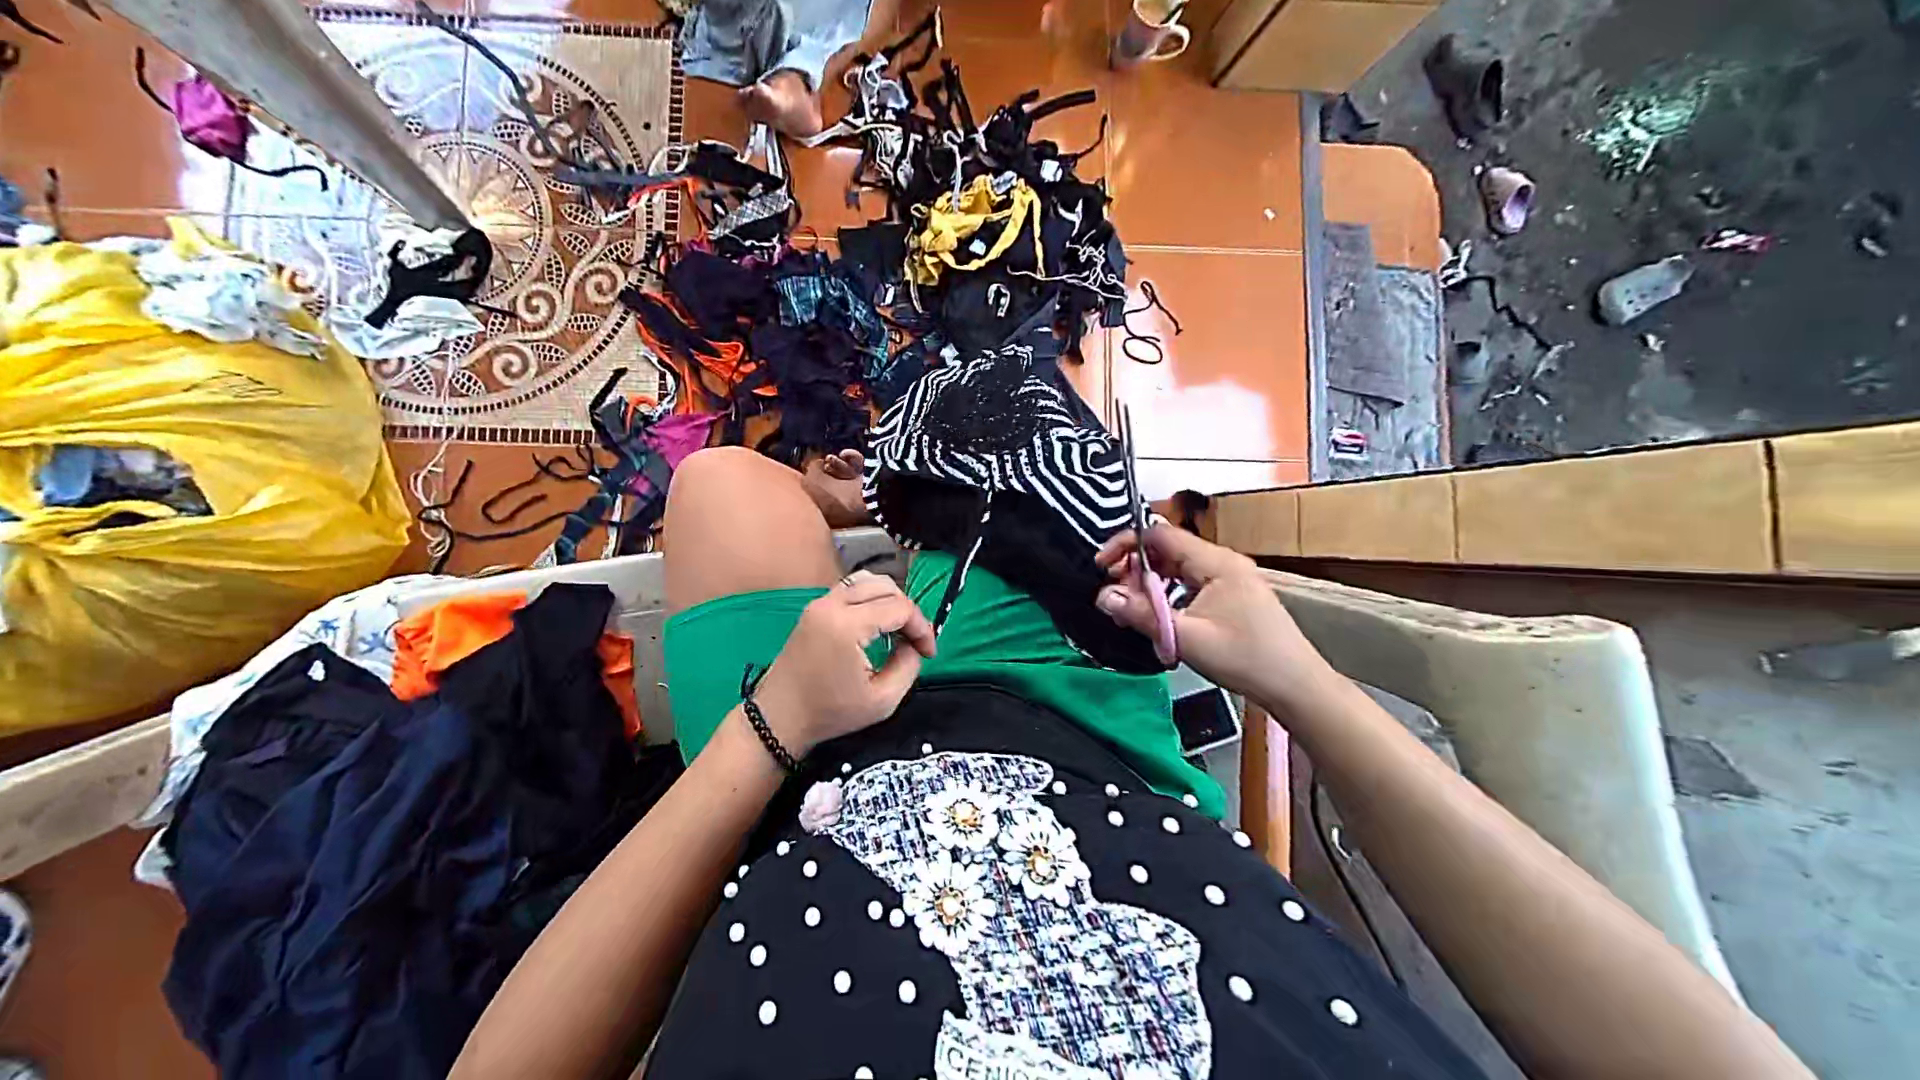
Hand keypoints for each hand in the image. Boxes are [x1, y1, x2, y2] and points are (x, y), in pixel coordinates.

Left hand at [750, 570, 936, 755]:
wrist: (779, 718)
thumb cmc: (830, 713)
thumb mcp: (882, 700)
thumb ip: (908, 666)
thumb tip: (914, 646)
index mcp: (847, 626)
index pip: (900, 608)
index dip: (922, 628)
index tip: (929, 653)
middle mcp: (832, 605)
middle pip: (886, 587)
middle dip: (908, 612)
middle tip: (915, 642)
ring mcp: (820, 603)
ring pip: (868, 581)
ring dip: (890, 600)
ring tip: (898, 629)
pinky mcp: (814, 608)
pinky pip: (850, 588)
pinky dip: (871, 598)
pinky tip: (877, 623)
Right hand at [1094, 523, 1334, 707]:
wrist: (1297, 686)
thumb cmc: (1248, 660)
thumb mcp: (1187, 638)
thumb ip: (1141, 615)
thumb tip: (1104, 597)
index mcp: (1216, 563)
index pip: (1159, 535)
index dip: (1126, 545)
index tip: (1103, 567)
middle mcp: (1223, 562)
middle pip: (1166, 550)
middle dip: (1135, 569)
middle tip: (1116, 597)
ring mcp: (1229, 578)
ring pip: (1176, 568)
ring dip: (1149, 585)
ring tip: (1131, 611)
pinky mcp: (1231, 595)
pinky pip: (1188, 583)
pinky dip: (1167, 595)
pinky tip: (1159, 619)